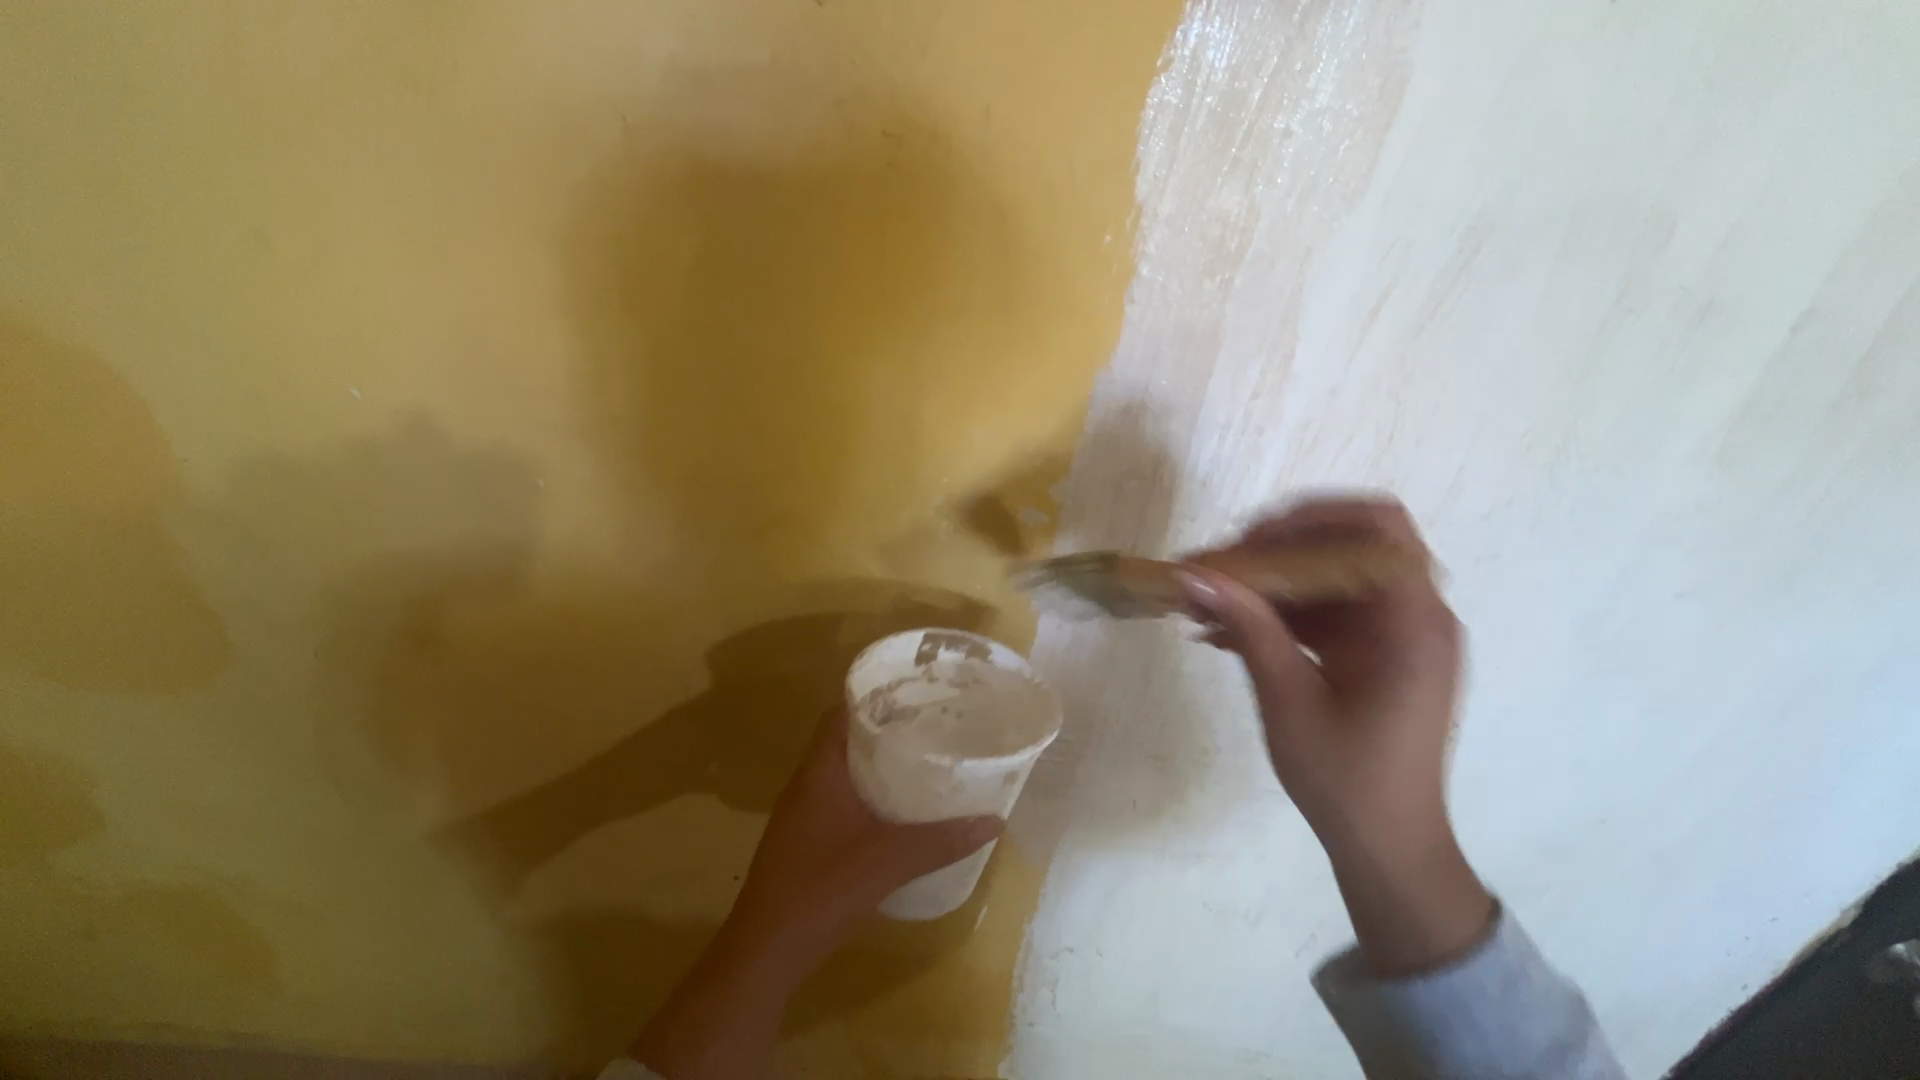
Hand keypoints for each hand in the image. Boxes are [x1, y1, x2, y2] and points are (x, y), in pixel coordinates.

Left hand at [728, 704, 1003, 975]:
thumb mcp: (889, 861)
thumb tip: (994, 821)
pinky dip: (868, 798)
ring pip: (843, 774)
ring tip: (922, 763)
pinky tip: (898, 814)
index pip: (840, 714)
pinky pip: (840, 802)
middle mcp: (806, 784)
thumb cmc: (822, 889)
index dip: (873, 698)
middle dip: (885, 732)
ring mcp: (802, 815)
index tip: (913, 693)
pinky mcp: (805, 842)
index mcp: (819, 772)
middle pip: (845, 741)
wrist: (766, 950)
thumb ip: (942, 841)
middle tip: (931, 727)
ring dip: (876, 767)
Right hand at [1178, 496, 1493, 975]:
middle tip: (1218, 567)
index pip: (1376, 529)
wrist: (1386, 846)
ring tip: (1204, 601)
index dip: (1311, 518)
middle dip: (1277, 550)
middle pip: (1349, 546)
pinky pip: (1327, 613)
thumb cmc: (1346, 779)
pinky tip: (1222, 632)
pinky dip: (1280, 615)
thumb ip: (1247, 627)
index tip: (1247, 539)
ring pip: (1330, 578)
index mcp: (1414, 623)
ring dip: (1269, 583)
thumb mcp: (1290, 699)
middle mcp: (1416, 616)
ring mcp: (1398, 636)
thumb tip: (1191, 573)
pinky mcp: (1377, 655)